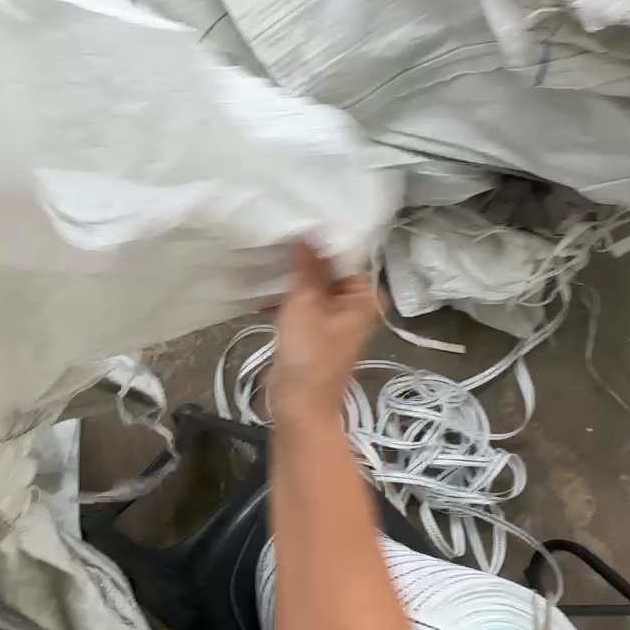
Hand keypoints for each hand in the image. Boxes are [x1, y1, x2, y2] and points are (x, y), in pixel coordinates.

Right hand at [269, 242, 376, 415]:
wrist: (299, 403)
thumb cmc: (308, 354)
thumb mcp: (305, 303)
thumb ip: (308, 265)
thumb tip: (312, 229)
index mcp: (365, 297)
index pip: (346, 256)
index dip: (321, 242)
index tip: (295, 225)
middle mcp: (355, 304)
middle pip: (329, 270)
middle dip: (303, 259)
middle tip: (277, 239)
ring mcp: (335, 318)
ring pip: (313, 286)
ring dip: (292, 278)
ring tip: (268, 260)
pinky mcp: (316, 329)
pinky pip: (303, 302)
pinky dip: (287, 296)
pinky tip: (264, 287)